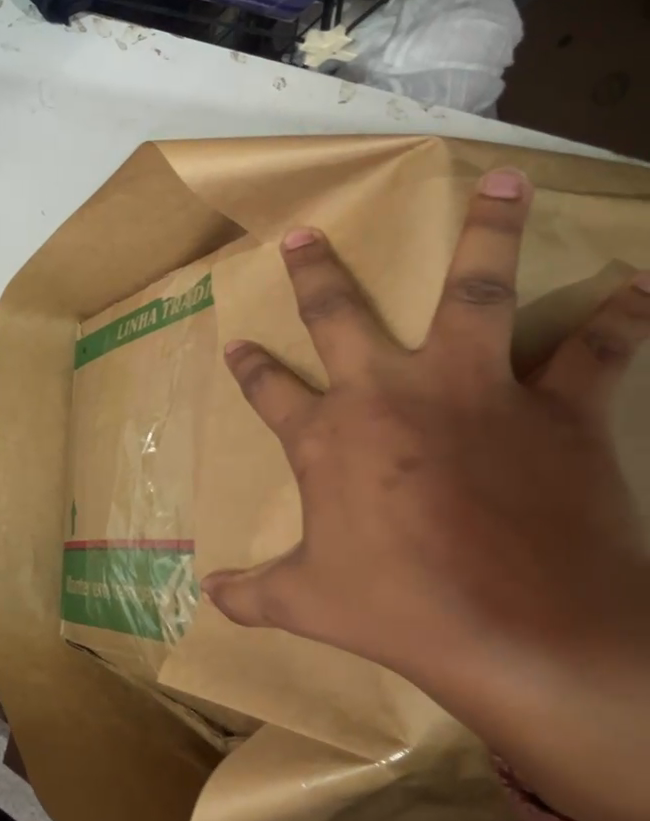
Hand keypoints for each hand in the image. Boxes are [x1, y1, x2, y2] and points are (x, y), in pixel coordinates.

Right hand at [205, 167, 649, 820]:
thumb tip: (211, 600)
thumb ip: (255, 594)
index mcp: (323, 437)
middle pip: (339, 316)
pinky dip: (618, 316)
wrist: (532, 637)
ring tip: (500, 183)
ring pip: (476, 294)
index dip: (249, 366)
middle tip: (305, 234)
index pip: (267, 388)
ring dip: (487, 234)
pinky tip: (636, 283)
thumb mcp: (309, 604)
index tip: (239, 347)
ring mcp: (475, 394)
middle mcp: (388, 396)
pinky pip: (595, 352)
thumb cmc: (404, 611)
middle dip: (316, 273)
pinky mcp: (558, 413)